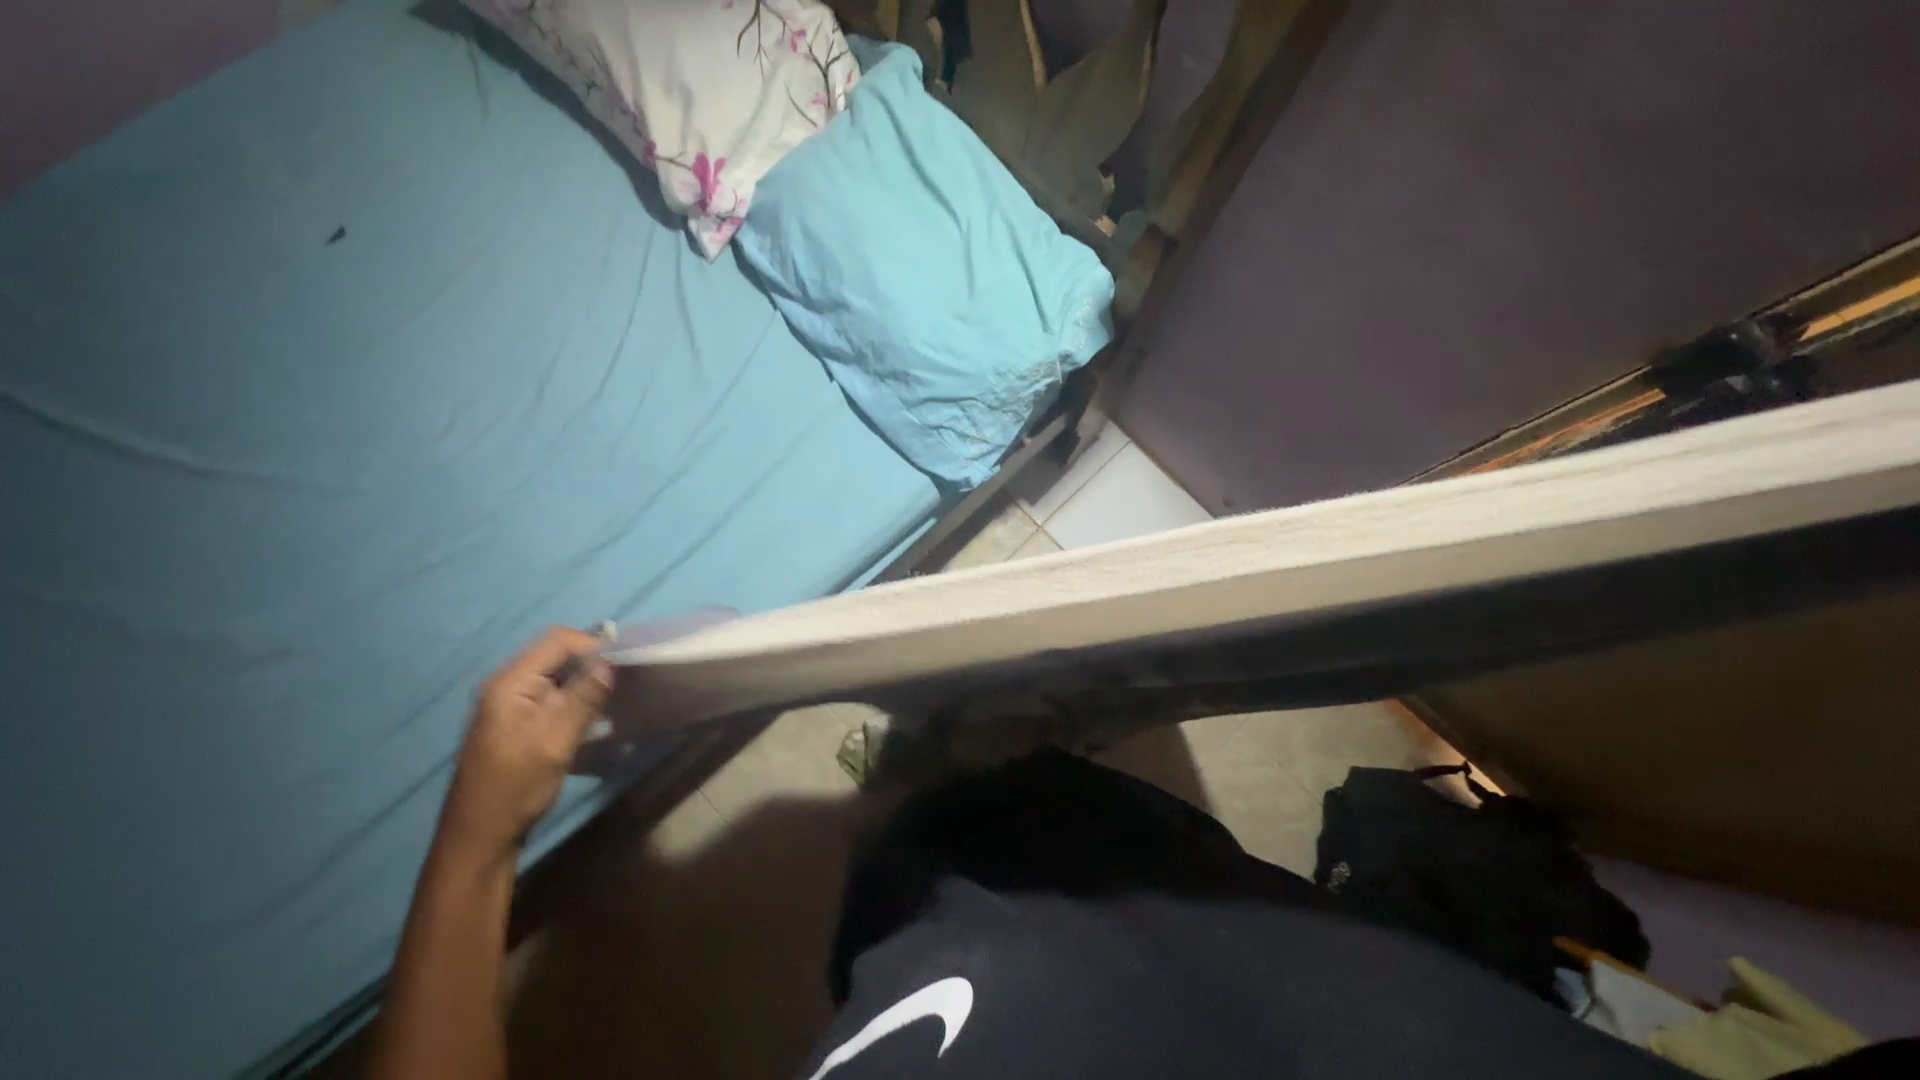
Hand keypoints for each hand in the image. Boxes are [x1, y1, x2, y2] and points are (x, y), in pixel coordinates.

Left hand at [437, 627, 609, 862]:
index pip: (558, 641)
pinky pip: (552, 699)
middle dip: (593, 665)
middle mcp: (508, 686)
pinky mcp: (518, 724)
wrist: (479, 837)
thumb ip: (583, 698)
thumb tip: (610, 662)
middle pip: (557, 657)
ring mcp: (511, 705)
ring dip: (587, 686)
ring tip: (616, 702)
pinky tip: (596, 722)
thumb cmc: (515, 787)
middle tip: (626, 684)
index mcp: (510, 682)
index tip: (627, 664)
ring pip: (558, 679)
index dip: (594, 645)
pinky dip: (576, 703)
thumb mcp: (554, 741)